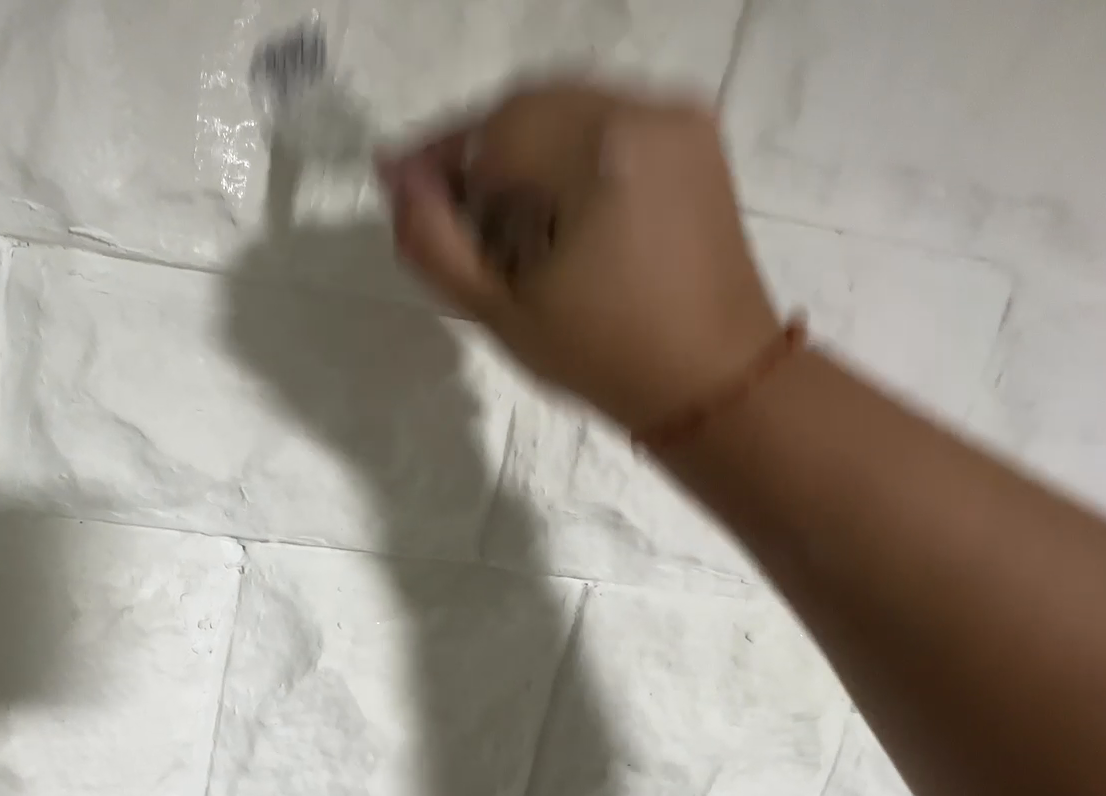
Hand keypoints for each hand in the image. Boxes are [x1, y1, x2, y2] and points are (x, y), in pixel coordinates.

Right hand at [376, 81, 781, 431]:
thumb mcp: (494, 309)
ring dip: (512, 151)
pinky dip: (557, 152)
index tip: (397, 188)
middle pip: (527, 107)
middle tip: (436, 206)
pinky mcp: (692, 139)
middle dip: (473, 153)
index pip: (491, 128)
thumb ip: (432, 240)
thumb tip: (396, 179)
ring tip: (486, 216)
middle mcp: (645, 112)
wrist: (710, 377)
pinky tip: (539, 206)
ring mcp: (678, 120)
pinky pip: (603, 122)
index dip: (435, 156)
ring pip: (563, 109)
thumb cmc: (597, 352)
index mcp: (599, 153)